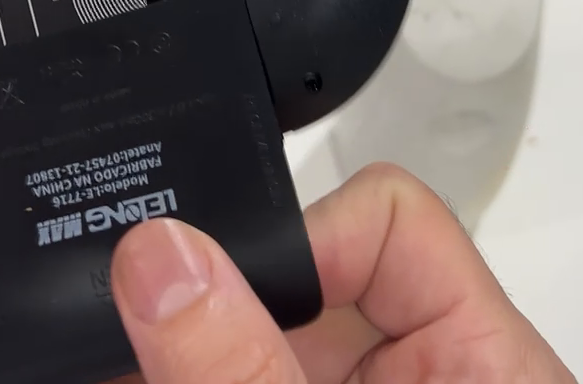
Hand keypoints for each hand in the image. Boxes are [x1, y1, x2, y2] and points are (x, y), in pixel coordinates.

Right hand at [110, 163, 575, 382]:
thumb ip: (252, 368)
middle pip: (292, 279)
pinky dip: (171, 373)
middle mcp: (411, 370)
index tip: (217, 277)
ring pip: (236, 337)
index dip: (300, 231)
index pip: (391, 215)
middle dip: (205, 301)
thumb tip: (164, 259)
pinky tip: (121, 369)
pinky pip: (222, 373)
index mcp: (479, 361)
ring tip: (103, 350)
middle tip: (120, 322)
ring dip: (172, 348)